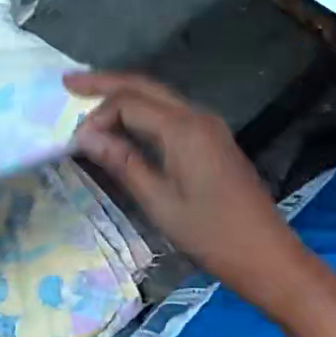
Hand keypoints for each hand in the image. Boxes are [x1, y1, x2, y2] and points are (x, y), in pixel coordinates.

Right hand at [66, 72, 304, 289]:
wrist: (266, 254)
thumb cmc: (210, 233)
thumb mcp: (159, 202)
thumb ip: (123, 162)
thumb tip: (86, 136)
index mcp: (184, 129)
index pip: (129, 103)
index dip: (98, 115)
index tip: (76, 141)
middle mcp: (197, 116)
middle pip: (145, 86)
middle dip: (105, 82)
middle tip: (69, 83)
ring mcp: (208, 126)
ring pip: (159, 96)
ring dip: (124, 94)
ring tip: (89, 96)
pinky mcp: (212, 139)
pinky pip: (171, 113)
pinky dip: (142, 110)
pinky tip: (125, 121)